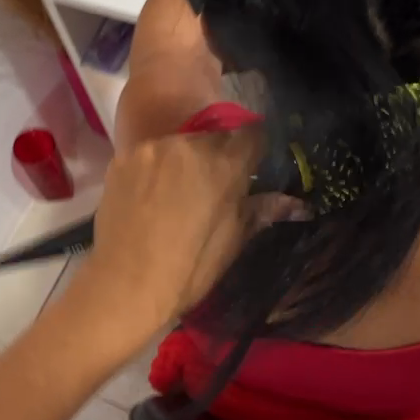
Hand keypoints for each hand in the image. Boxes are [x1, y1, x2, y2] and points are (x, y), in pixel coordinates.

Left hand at [74, 130, 261, 330]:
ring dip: (185, 162)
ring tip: (178, 195)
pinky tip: (152, 198)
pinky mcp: (122, 158)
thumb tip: (297, 204)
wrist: (123, 285)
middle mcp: (188, 144)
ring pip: (180, 144)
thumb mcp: (232, 243)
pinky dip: (156, 169)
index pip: (253, 134)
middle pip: (214, 138)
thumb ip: (262, 211)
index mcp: (224, 164)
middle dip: (219, 157)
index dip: (255, 151)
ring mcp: (151, 149)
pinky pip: (150, 155)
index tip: (252, 168)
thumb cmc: (188, 270)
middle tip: (214, 189)